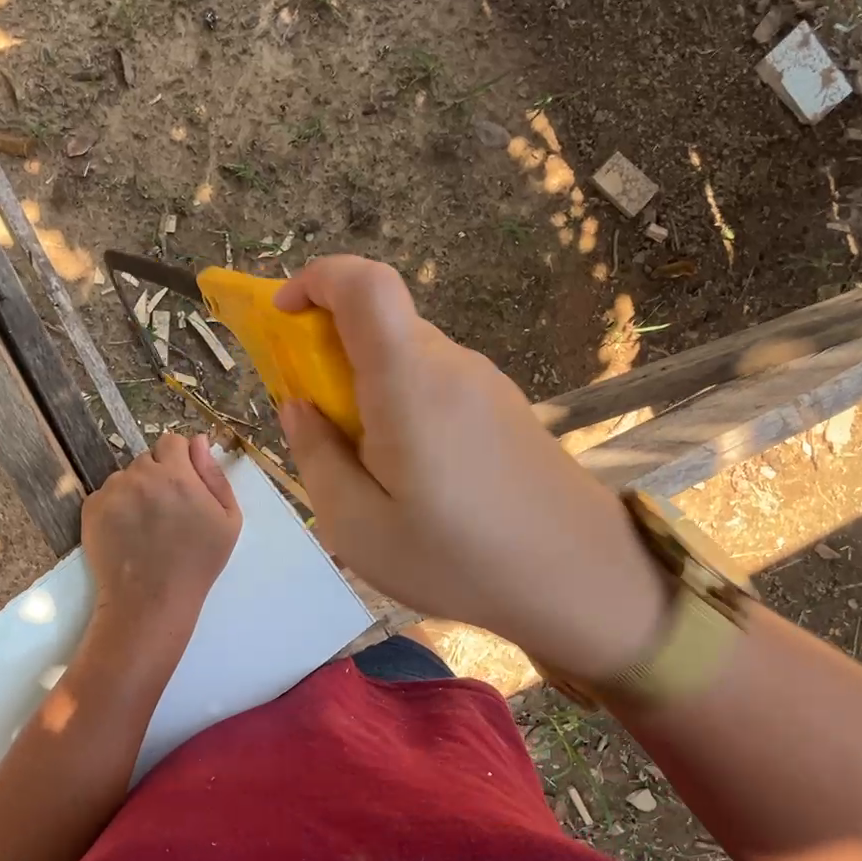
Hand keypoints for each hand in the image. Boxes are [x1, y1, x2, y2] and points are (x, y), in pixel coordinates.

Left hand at [81, 432, 241, 636]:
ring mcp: (112, 492)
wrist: (151, 599)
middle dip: (156, 476)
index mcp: (175, 474)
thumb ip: (214, 475)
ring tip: (144, 526)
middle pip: (147, 459)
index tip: (182, 484)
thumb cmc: (197, 562)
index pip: (171, 441)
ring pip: (124, 478)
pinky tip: (126, 533)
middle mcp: (139, 475)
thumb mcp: (227, 519)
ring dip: (134, 492)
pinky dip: (114, 508)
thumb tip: (198, 442)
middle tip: (165, 512)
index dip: (178, 460)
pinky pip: (105, 496)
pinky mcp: (91, 509)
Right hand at [272, 256, 668, 679]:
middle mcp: (450, 366)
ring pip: (404, 356)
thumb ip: (315, 456)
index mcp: (409, 383)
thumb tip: (298, 407)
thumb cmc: (456, 557)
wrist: (580, 580)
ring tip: (360, 464)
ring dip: (363, 385)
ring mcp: (484, 383)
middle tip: (311, 420)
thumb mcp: (355, 525)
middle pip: (379, 322)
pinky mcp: (502, 407)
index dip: (316, 280)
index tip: (281, 316)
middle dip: (327, 350)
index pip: (364, 284)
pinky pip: (433, 382)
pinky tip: (406, 473)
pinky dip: (397, 402)